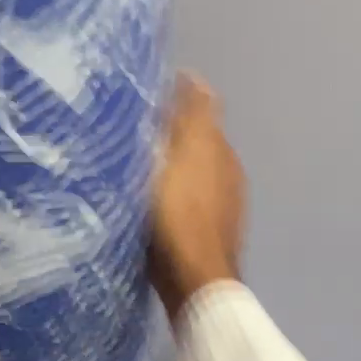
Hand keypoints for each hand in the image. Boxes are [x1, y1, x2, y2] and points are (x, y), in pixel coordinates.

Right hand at [149, 72, 246, 321]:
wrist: (194, 283)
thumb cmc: (183, 216)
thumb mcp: (185, 155)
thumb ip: (192, 116)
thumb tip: (195, 77)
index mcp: (223, 154)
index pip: (201, 114)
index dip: (175, 104)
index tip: (144, 103)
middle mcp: (228, 180)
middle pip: (196, 148)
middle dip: (171, 138)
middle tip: (133, 134)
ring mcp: (218, 213)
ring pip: (189, 179)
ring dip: (168, 172)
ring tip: (135, 169)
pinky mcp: (203, 241)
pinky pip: (183, 209)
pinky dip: (168, 201)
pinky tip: (148, 208)